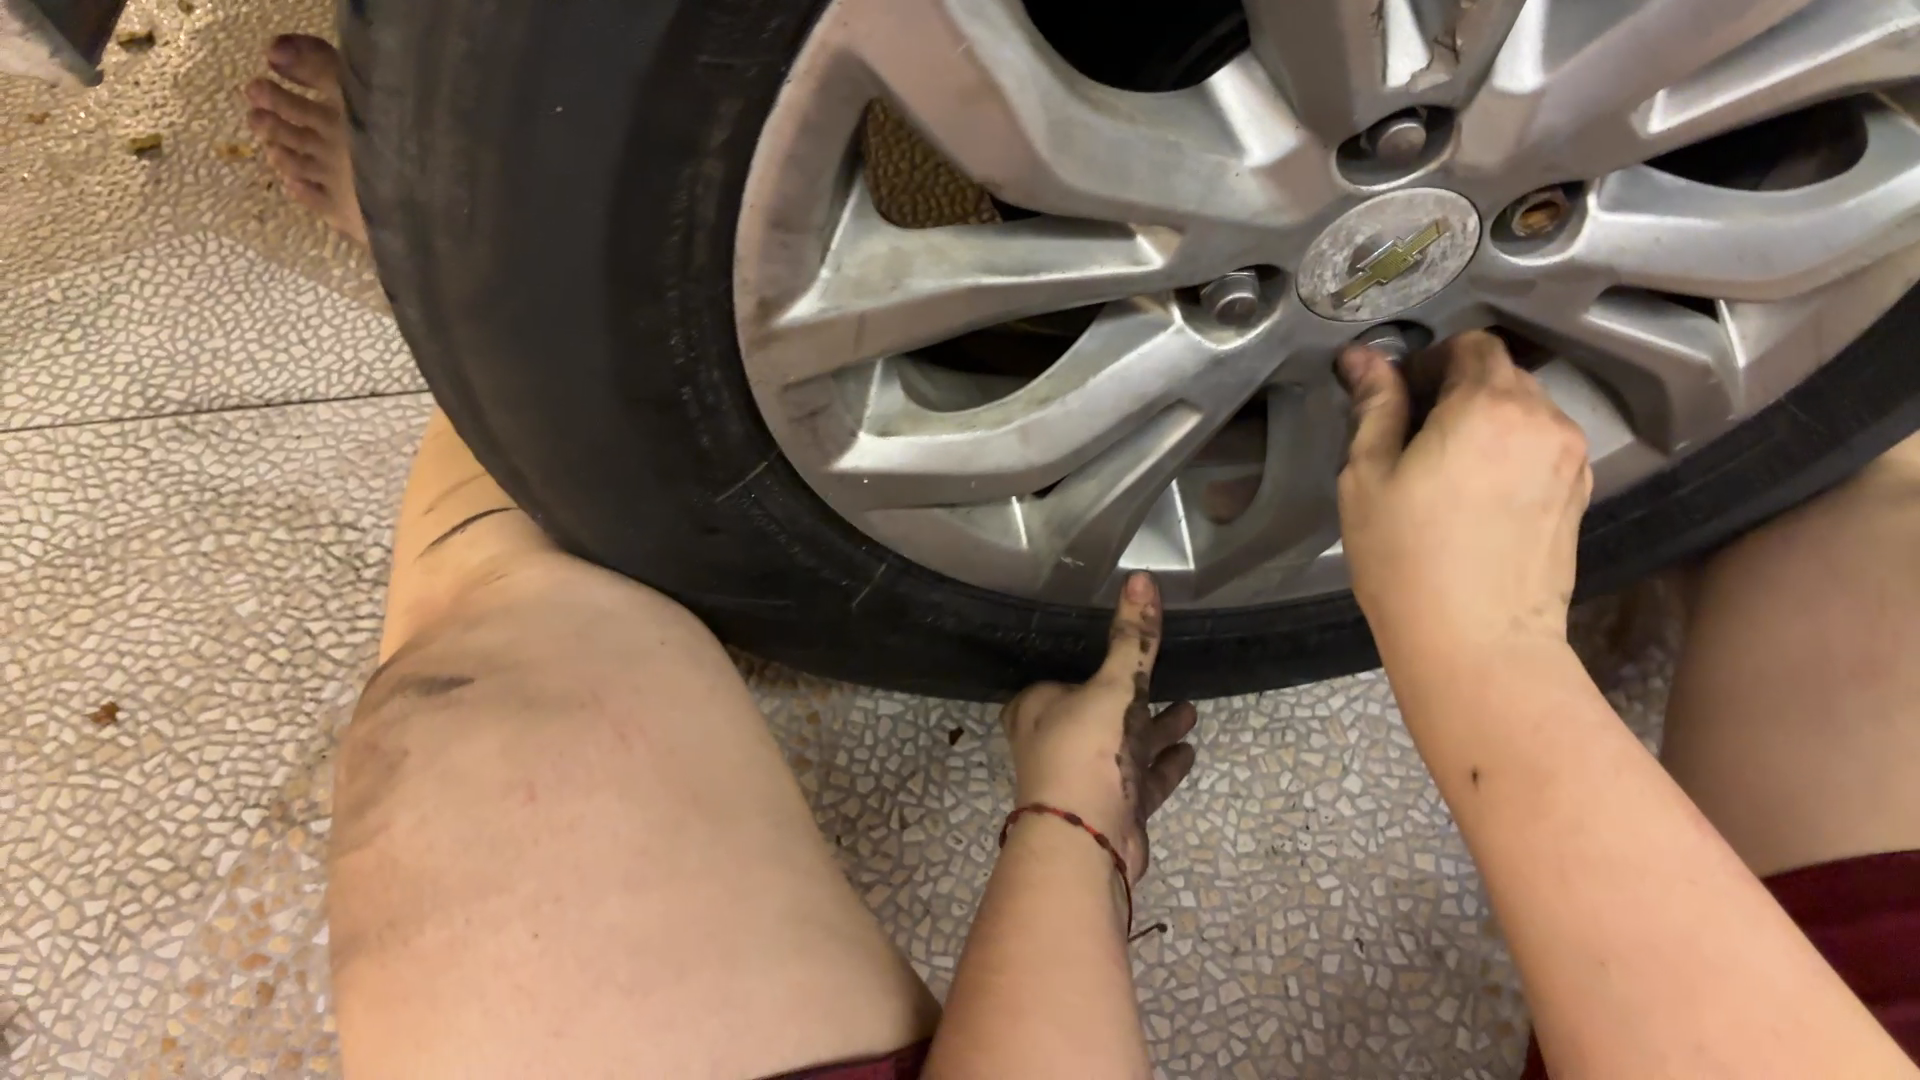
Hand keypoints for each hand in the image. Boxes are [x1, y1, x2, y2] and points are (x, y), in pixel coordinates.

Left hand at [1000, 572, 1197, 881]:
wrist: (1084, 841)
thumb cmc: (1086, 749)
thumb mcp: (1112, 685)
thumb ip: (1132, 638)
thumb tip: (1142, 576)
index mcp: (1037, 707)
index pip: (1065, 677)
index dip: (1092, 666)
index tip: (1125, 652)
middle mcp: (1054, 740)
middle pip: (1099, 711)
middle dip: (1136, 697)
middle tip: (1168, 678)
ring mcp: (1083, 777)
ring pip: (1123, 745)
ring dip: (1156, 729)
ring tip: (1191, 711)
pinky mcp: (1111, 807)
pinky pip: (1141, 778)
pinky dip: (1163, 765)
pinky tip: (1189, 751)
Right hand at [1335, 330, 1592, 651]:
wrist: (1476, 639)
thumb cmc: (1404, 557)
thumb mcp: (1367, 476)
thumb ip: (1374, 408)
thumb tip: (1362, 359)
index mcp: (1487, 405)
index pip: (1471, 346)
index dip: (1431, 361)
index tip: (1399, 396)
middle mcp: (1543, 418)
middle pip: (1502, 374)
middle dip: (1457, 389)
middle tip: (1413, 434)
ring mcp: (1570, 456)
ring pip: (1525, 410)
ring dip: (1485, 421)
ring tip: (1444, 469)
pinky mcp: (1578, 491)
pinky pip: (1541, 446)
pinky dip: (1509, 450)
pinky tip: (1475, 493)